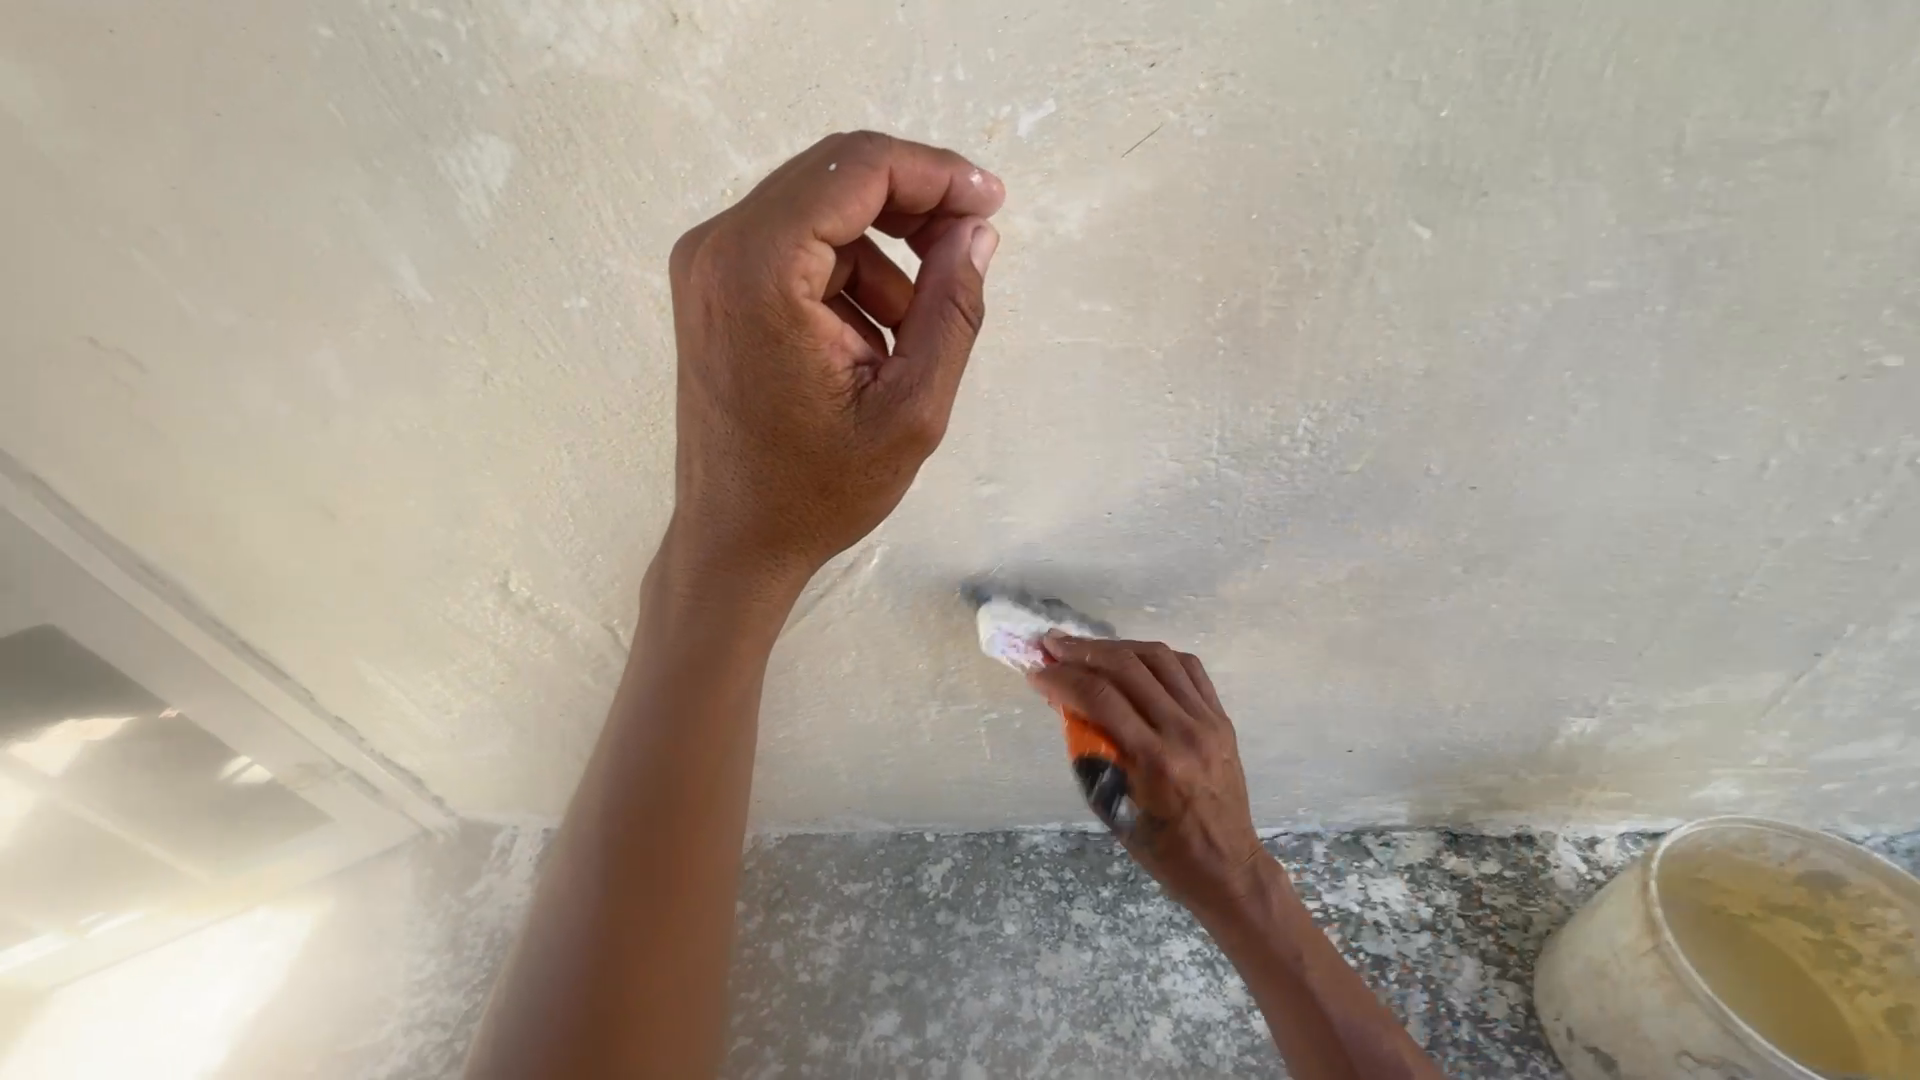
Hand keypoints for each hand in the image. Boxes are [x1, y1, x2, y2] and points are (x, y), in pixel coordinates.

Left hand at [665, 131, 1004, 593]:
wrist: (736, 541)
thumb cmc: (820, 492)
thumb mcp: (913, 409)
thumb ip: (954, 309)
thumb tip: (976, 231)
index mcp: (759, 270)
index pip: (857, 168)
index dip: (936, 172)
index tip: (991, 202)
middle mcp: (717, 247)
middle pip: (834, 176)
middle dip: (913, 204)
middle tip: (968, 248)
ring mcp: (706, 265)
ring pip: (820, 214)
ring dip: (882, 258)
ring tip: (909, 339)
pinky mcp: (712, 288)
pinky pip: (797, 250)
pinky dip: (847, 280)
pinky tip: (867, 347)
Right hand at [1028, 635, 1278, 919]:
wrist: (1225, 865)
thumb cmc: (1160, 846)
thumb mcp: (1111, 803)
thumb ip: (1091, 749)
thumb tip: (1066, 700)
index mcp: (1153, 760)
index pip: (1100, 698)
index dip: (1062, 678)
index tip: (1036, 672)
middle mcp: (1183, 732)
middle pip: (1127, 668)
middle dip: (1082, 651)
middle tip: (1052, 645)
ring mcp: (1207, 721)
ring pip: (1158, 658)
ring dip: (1115, 646)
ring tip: (1086, 647)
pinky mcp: (1220, 718)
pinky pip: (1188, 668)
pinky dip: (1153, 656)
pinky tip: (1130, 657)